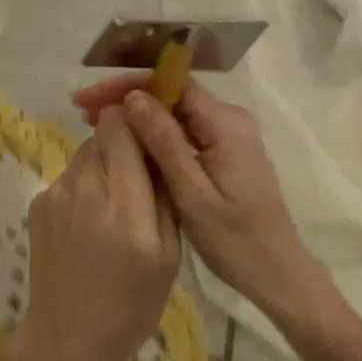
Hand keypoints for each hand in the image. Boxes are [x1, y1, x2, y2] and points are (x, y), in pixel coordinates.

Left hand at [0, 106, 181, 360]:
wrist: (69, 339)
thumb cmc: (130, 304)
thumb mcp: (169, 255)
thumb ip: (164, 194)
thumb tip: (160, 147)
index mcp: (124, 202)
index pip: (120, 124)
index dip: (137, 122)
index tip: (152, 137)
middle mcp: (85, 186)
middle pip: (102, 133)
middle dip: (123, 144)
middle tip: (138, 177)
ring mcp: (55, 193)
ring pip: (85, 153)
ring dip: (103, 165)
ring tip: (114, 206)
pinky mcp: (38, 203)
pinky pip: (69, 177)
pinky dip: (84, 187)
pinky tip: (89, 223)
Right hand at [73, 75, 318, 318]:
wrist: (279, 277)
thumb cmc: (237, 242)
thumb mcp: (192, 194)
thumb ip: (164, 142)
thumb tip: (133, 97)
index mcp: (226, 123)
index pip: (170, 84)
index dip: (127, 85)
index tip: (89, 99)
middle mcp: (230, 120)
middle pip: (171, 94)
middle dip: (125, 98)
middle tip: (82, 111)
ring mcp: (229, 136)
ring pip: (175, 113)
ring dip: (136, 116)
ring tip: (94, 125)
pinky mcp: (225, 153)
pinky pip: (184, 132)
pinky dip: (153, 135)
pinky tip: (126, 145)